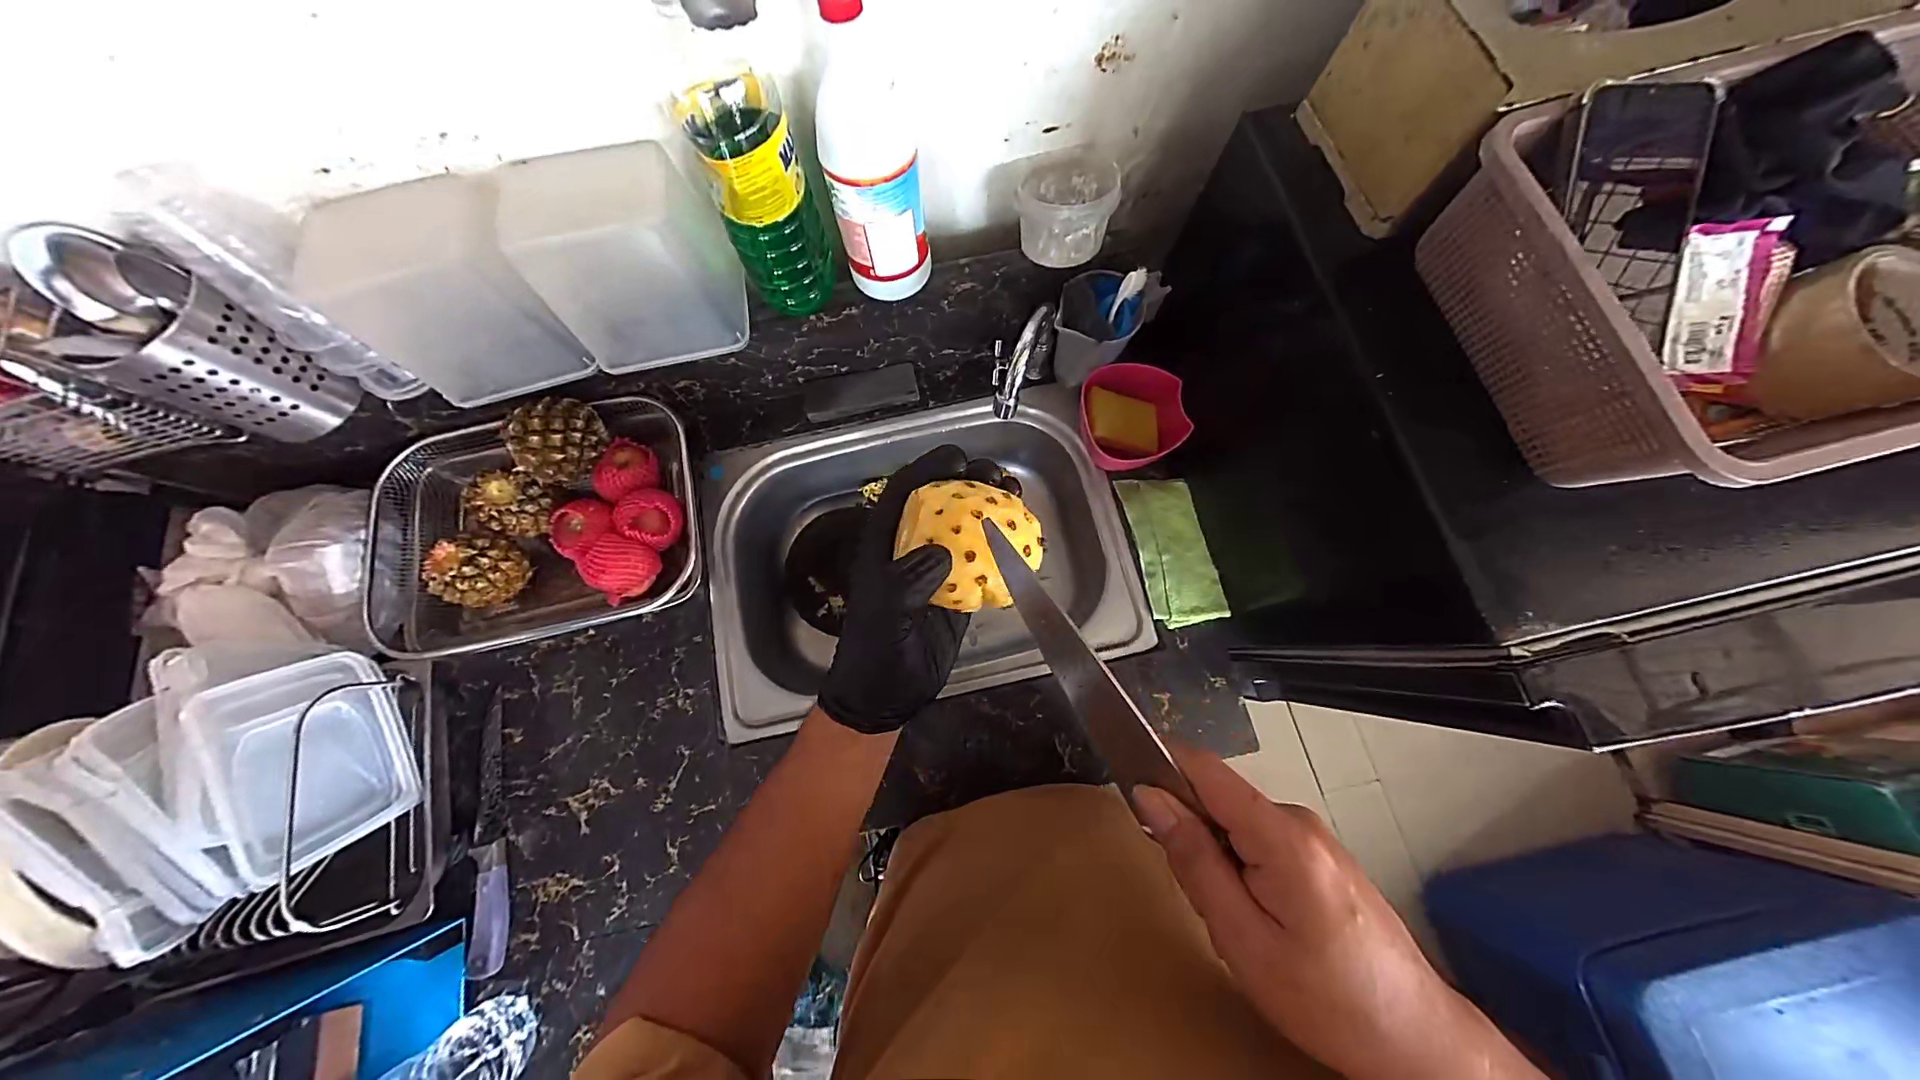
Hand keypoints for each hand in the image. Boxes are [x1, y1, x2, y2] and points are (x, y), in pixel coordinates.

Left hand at [817, 445, 1015, 734]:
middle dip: (967, 482)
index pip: (902, 494)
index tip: (957, 456)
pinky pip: (982, 559)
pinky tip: (1022, 536)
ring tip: (1015, 494)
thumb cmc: (876, 654)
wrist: (888, 695)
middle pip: (939, 503)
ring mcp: (935, 569)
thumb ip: (905, 584)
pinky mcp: (958, 590)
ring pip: (964, 526)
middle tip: (996, 476)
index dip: (927, 469)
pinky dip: (1002, 544)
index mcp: (884, 547)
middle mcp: (910, 550)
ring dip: (989, 507)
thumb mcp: (884, 617)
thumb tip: (941, 554)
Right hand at [1133, 746, 1542, 1079]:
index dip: (1159, 763)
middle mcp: (1298, 820)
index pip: (1204, 768)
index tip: (1127, 784)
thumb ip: (1193, 860)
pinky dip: (1240, 868)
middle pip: (1216, 799)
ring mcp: (1314, 837)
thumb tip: (1149, 797)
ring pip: (1234, 824)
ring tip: (1235, 923)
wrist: (1420, 1043)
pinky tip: (1259, 921)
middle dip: (1190, 836)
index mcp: (1280, 834)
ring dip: (1215, 859)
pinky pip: (1258, 841)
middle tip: (1200, 900)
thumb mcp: (1243, 938)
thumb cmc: (1327, 999)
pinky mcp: (1321, 855)